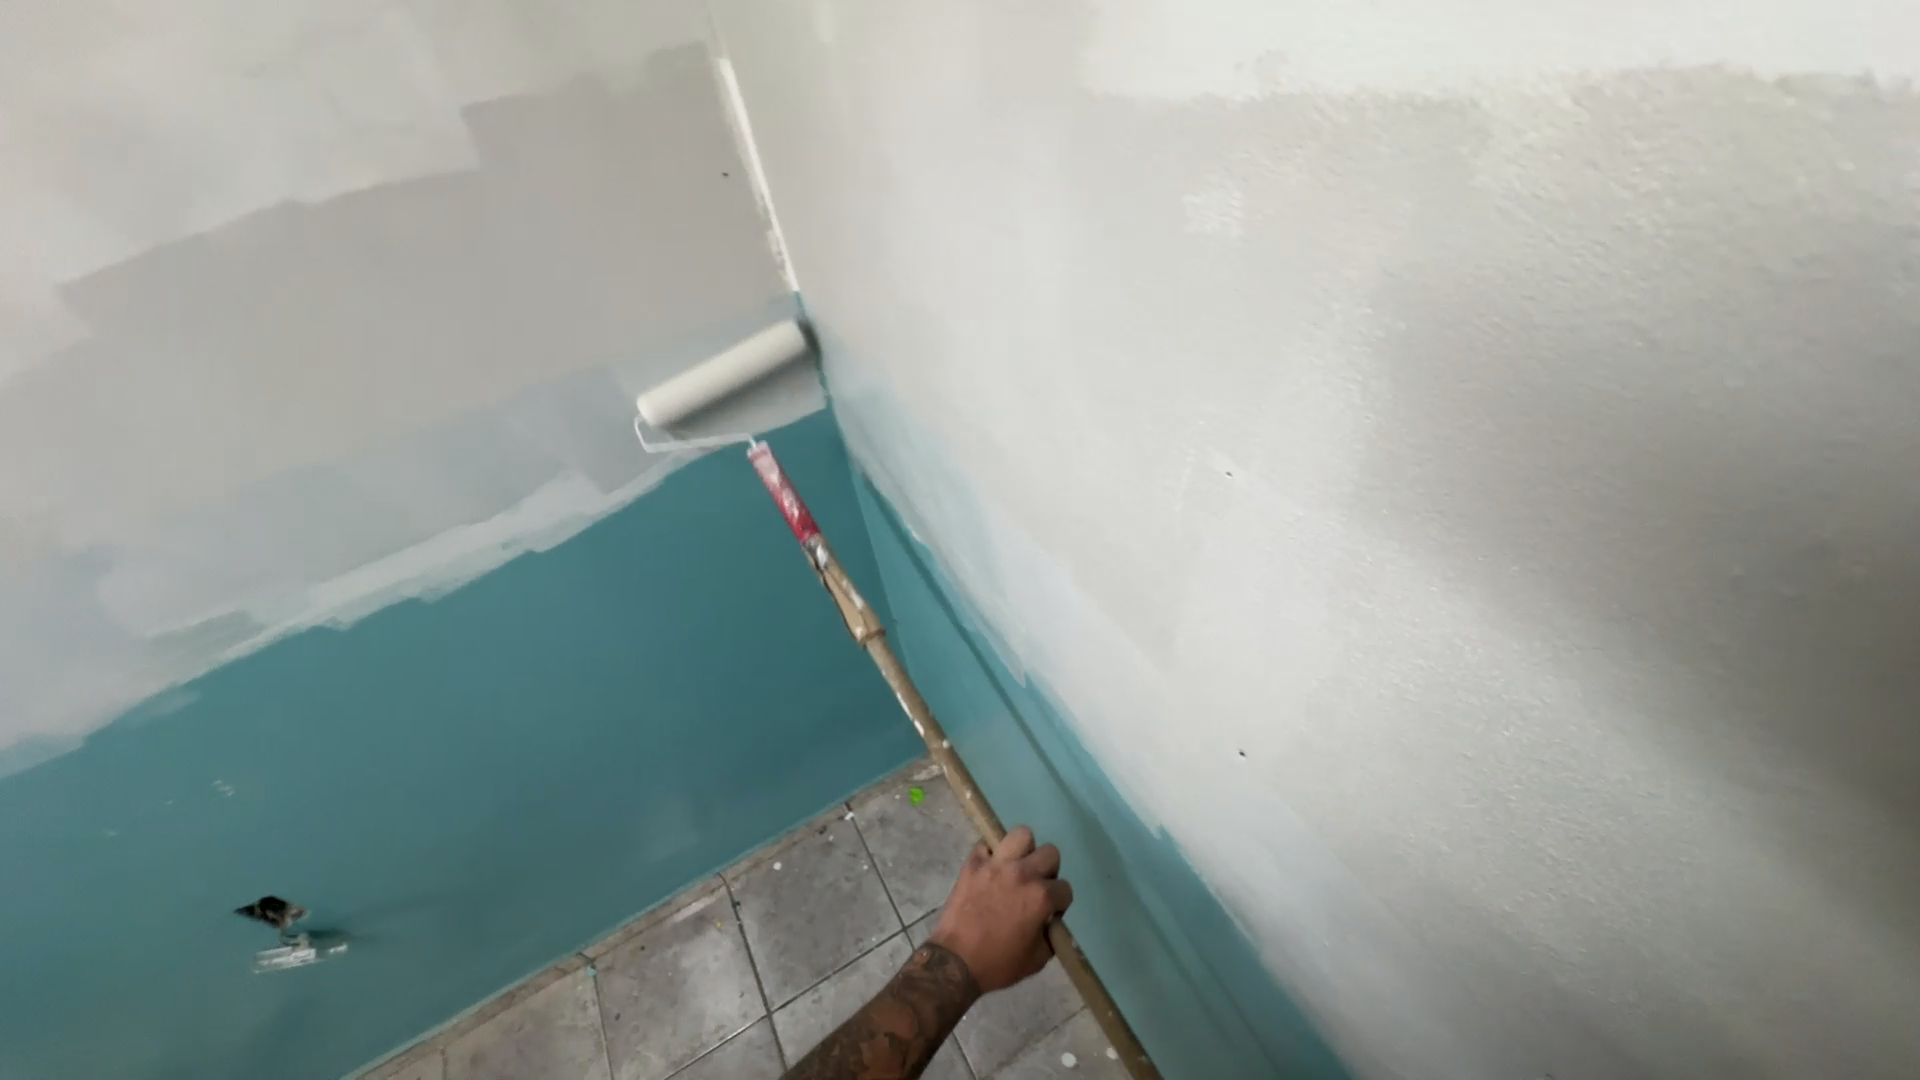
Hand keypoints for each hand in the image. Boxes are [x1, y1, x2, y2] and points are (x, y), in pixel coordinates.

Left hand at [927, 825, 1073, 993]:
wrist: (957, 960)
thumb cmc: (998, 963)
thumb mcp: (1037, 959)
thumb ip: (1051, 935)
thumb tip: (1051, 922)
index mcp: (1041, 897)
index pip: (1065, 888)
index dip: (1060, 903)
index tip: (1050, 912)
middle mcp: (1023, 873)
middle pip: (1050, 852)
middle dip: (1048, 870)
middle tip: (1036, 885)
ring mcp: (996, 863)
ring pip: (1021, 835)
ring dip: (1023, 850)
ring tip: (1016, 867)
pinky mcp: (974, 862)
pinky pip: (988, 844)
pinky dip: (991, 854)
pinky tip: (990, 870)